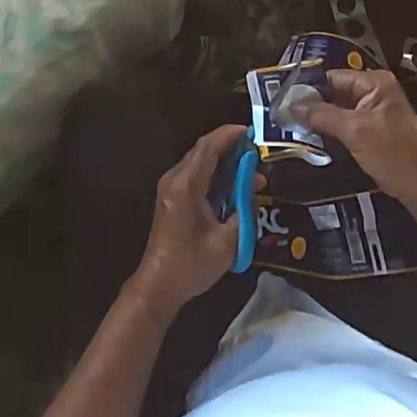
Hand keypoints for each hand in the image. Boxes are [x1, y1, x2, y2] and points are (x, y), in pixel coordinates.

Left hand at [130, 124, 244, 315]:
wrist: (159, 285)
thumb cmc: (192, 264)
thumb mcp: (228, 241)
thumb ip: (244, 211)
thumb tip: (254, 192)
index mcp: (187, 185)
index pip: (209, 147)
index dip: (230, 135)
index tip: (253, 131)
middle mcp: (175, 179)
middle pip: (203, 150)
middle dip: (231, 146)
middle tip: (257, 152)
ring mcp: (171, 187)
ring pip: (200, 162)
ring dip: (225, 162)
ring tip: (253, 173)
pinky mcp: (172, 197)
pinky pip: (196, 174)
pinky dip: (216, 174)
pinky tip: (234, 186)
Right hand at [293, 69, 416, 204]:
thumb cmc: (393, 154)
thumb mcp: (354, 131)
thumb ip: (321, 114)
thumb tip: (290, 105)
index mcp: (375, 83)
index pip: (333, 77)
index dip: (308, 87)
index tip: (282, 100)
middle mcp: (375, 92)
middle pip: (334, 92)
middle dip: (311, 104)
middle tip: (283, 115)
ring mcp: (375, 113)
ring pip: (338, 110)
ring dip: (319, 119)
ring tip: (291, 126)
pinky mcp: (373, 132)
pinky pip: (345, 125)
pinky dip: (330, 130)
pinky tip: (312, 138)